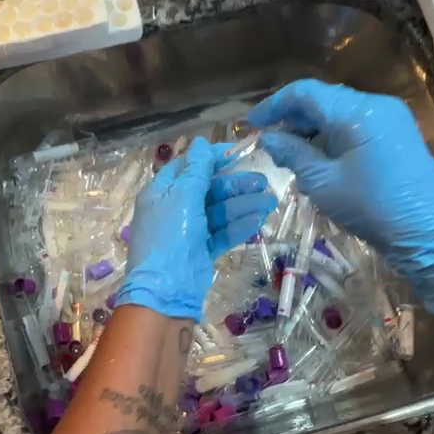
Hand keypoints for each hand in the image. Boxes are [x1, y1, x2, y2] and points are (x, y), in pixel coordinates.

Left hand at [114, 138, 277, 320]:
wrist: (165, 292)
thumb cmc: (170, 237)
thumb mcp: (182, 197)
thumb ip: (196, 170)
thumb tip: (200, 142)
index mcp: (162, 191)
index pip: (190, 165)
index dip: (214, 158)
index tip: (240, 153)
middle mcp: (175, 208)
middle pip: (209, 189)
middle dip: (236, 184)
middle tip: (263, 182)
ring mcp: (188, 230)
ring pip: (219, 211)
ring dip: (244, 204)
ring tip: (271, 201)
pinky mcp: (201, 249)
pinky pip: (222, 232)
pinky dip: (239, 225)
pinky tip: (259, 218)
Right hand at [247, 80, 433, 312]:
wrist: (429, 233)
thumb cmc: (371, 207)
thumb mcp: (322, 183)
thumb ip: (293, 154)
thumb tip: (268, 138)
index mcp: (356, 112)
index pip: (305, 92)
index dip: (274, 105)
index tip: (252, 124)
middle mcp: (376, 105)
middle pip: (324, 99)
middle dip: (292, 117)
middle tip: (269, 142)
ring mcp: (391, 119)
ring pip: (340, 111)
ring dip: (312, 127)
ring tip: (291, 154)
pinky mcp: (398, 135)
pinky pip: (357, 124)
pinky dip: (333, 135)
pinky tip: (319, 158)